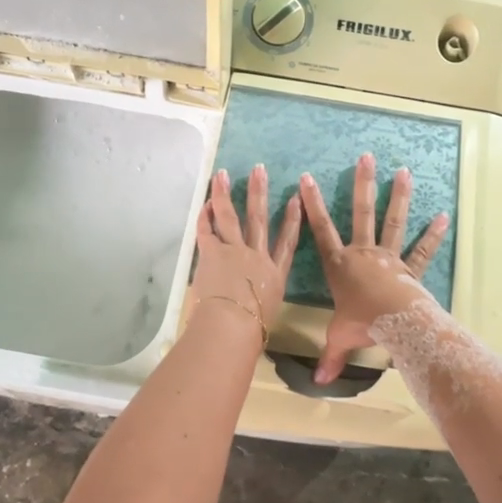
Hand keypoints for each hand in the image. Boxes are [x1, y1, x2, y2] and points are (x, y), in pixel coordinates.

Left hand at [191, 166, 299, 338]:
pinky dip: (205, 217)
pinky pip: (207, 231)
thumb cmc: (250, 332)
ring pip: (230, 217)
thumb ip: (262, 306)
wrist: (231, 327)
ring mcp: (234, 252)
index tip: (296, 200)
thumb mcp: (265, 317)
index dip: (292, 220)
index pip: (287, 242)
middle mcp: (257, 257)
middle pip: (259, 219)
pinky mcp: (213, 254)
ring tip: (222, 173)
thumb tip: (255, 313)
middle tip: (258, 170)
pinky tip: (205, 204)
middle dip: (259, 193)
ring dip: (225, 194)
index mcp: (274, 275)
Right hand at [300, 153, 451, 383]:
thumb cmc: (361, 325)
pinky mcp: (410, 268)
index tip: (306, 178)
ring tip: (405, 170)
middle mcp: (363, 253)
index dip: (312, 204)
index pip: (321, 229)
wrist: (395, 323)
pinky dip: (433, 234)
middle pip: (361, 212)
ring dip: (399, 196)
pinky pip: (422, 250)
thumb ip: (330, 357)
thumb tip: (318, 384)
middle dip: (363, 184)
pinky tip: (443, 215)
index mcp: (339, 264)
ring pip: (392, 220)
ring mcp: (389, 256)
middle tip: (367, 157)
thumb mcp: (339, 338)